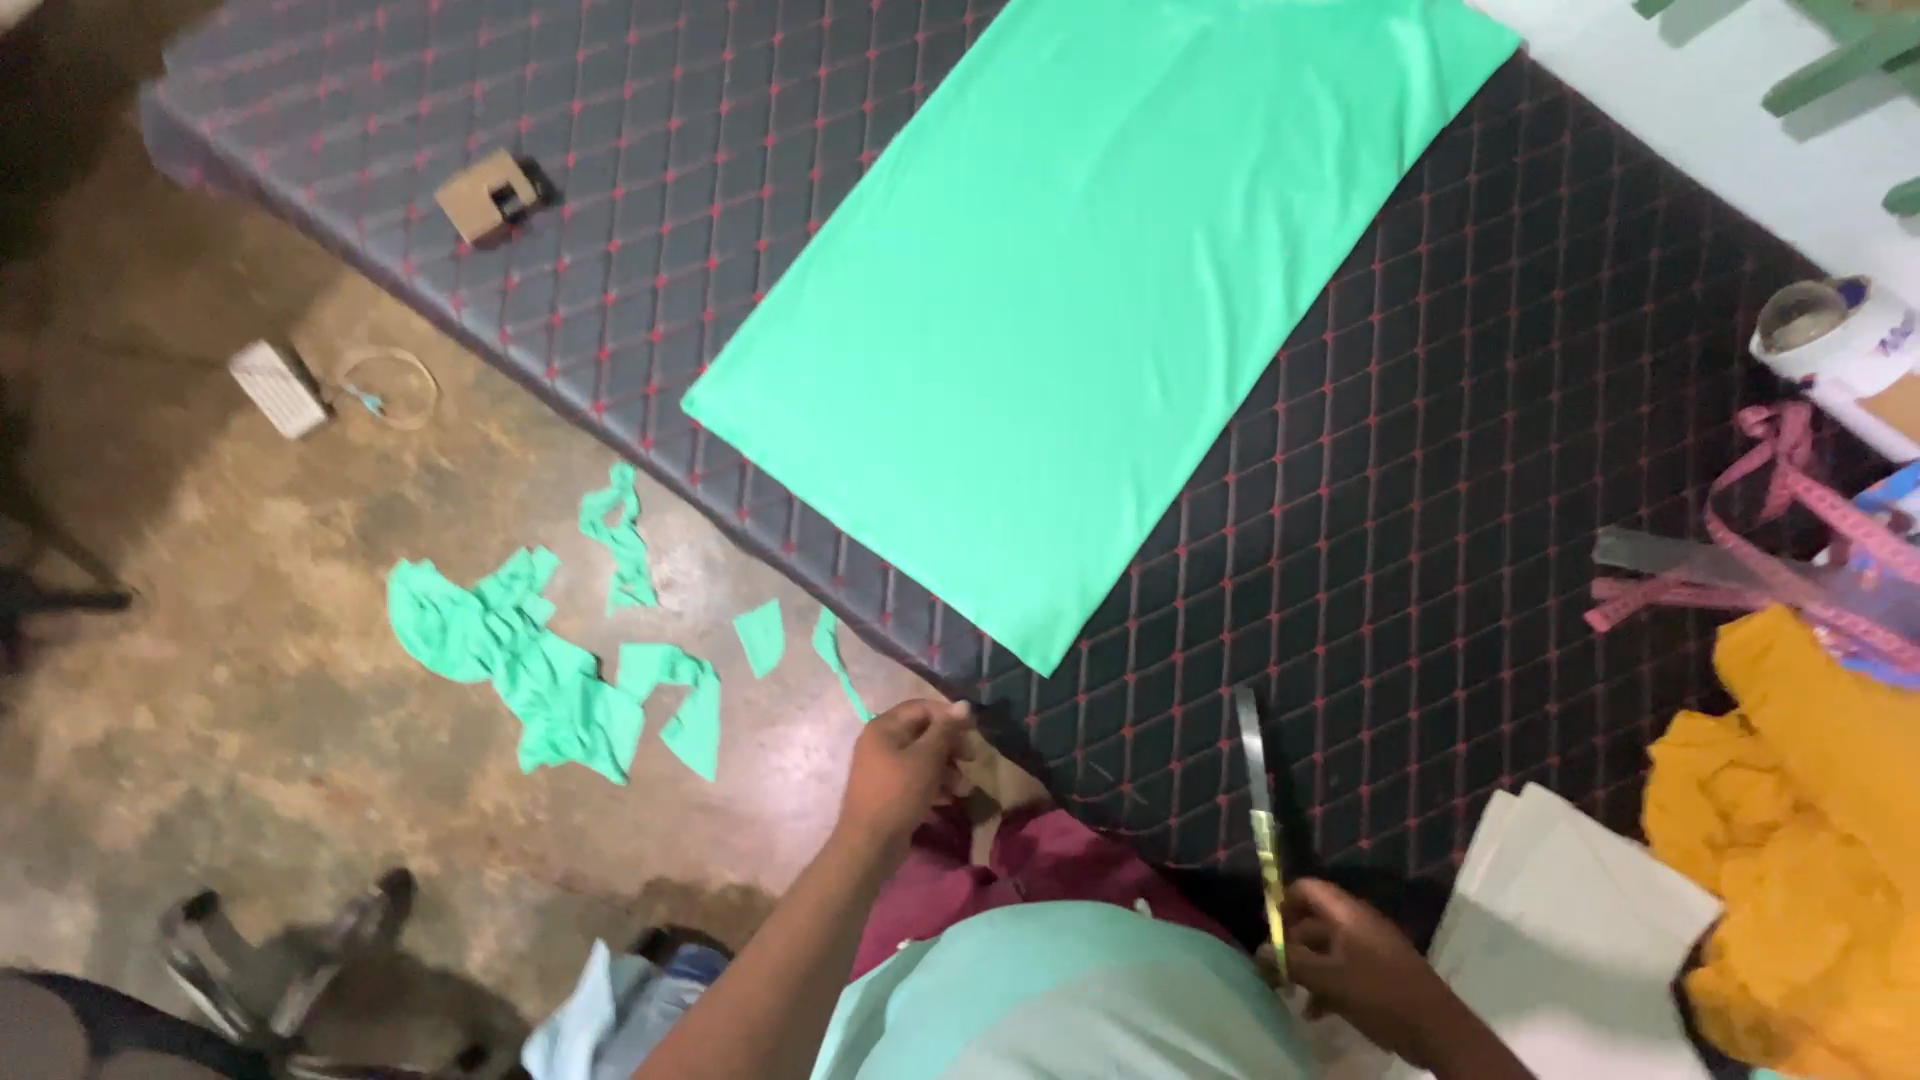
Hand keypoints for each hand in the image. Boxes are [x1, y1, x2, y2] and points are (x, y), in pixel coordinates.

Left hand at [832, 699, 974, 866]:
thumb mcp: (927, 758)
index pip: (922, 707)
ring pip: (922, 758)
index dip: (949, 715)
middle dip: (950, 747)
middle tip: (971, 759)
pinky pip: (916, 778)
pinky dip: (934, 785)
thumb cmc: (899, 793)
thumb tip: (964, 703)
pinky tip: (949, 799)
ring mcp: (883, 767)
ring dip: (947, 770)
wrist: (870, 844)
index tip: (973, 730)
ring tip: (964, 789)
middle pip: (924, 733)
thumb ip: (946, 729)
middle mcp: (881, 742)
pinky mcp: (889, 790)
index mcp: (884, 727)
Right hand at [1284, 878, 1467, 1068]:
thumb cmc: (1379, 995)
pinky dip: (1326, 983)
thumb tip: (1260, 952)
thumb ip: (1290, 962)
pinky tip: (1315, 1011)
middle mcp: (1358, 922)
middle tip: (1274, 969)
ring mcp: (1371, 947)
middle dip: (1290, 943)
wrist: (1440, 1031)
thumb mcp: (1327, 979)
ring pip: (1327, 947)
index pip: (1306, 888)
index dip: (1283, 903)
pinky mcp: (1381, 972)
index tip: (1269, 932)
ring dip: (1306, 967)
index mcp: (1346, 913)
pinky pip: (1343, 967)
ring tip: (1290, 993)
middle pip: (1313, 919)